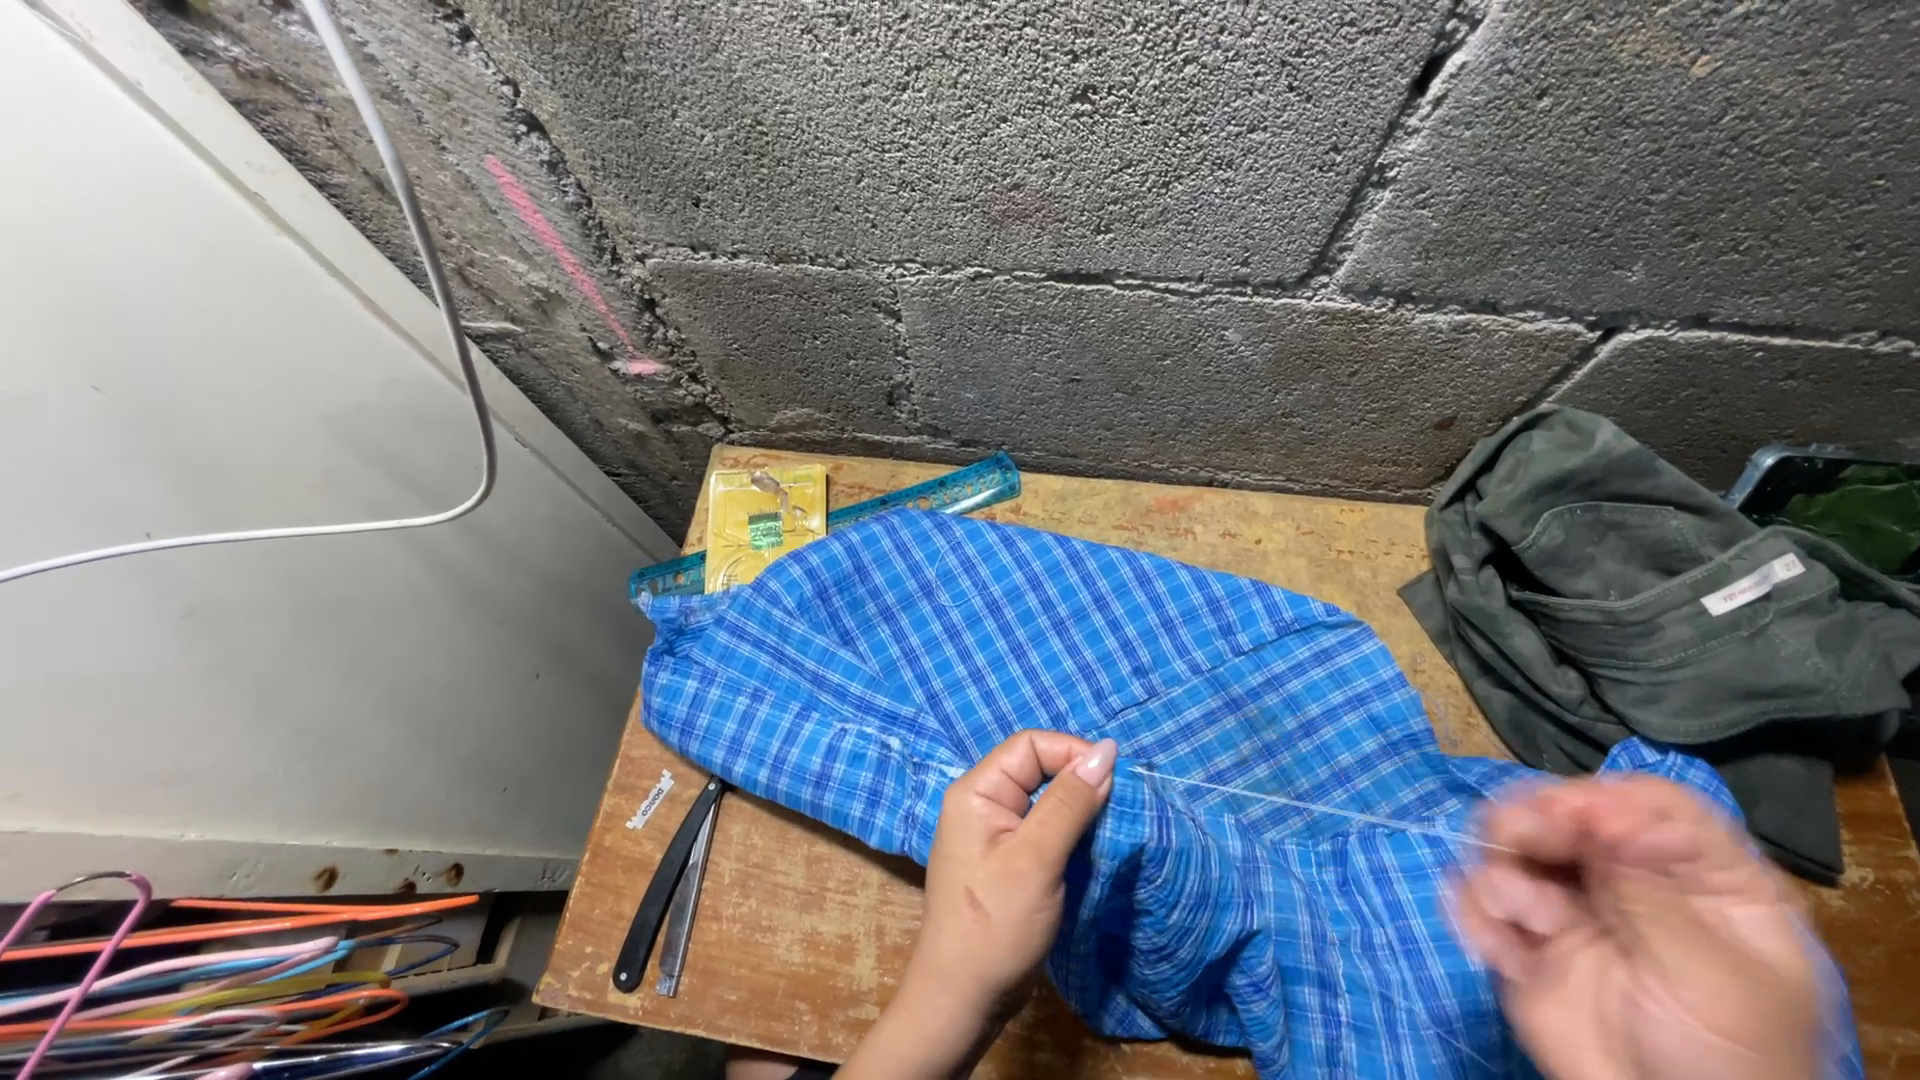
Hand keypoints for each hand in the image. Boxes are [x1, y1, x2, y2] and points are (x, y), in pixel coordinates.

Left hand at [838, 731, 1115, 1079]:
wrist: (961, 1001)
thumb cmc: (994, 926)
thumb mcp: (1037, 859)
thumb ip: (1070, 802)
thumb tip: (1107, 750)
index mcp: (977, 792)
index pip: (1030, 746)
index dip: (1073, 753)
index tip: (1114, 780)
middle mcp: (982, 804)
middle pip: (1038, 768)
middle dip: (1079, 781)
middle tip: (1117, 809)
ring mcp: (994, 835)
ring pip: (1045, 800)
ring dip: (1079, 809)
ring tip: (1109, 830)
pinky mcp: (1008, 862)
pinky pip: (1044, 829)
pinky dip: (1071, 834)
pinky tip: (1092, 849)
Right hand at [1452, 776, 1821, 1079]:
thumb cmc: (1723, 1058)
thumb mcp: (1710, 975)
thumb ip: (1653, 892)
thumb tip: (1599, 810)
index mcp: (1699, 879)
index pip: (1651, 806)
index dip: (1607, 799)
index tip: (1570, 816)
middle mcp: (1628, 876)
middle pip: (1567, 812)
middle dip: (1532, 818)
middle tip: (1511, 836)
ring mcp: (1570, 902)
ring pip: (1512, 844)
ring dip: (1498, 867)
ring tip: (1515, 914)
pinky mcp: (1521, 934)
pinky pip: (1477, 896)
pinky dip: (1475, 912)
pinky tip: (1500, 950)